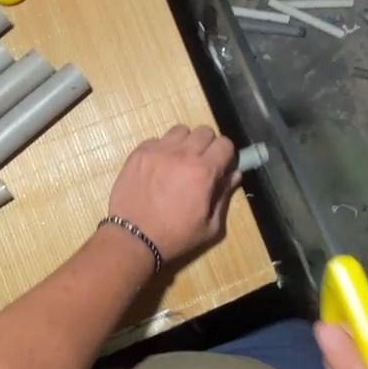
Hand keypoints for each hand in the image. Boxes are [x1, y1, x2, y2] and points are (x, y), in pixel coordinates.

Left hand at [106, 125, 238, 260]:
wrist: (133, 238)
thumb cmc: (175, 236)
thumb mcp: (210, 226)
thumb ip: (224, 196)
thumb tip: (234, 174)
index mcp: (203, 171)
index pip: (225, 144)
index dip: (226, 155)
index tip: (220, 167)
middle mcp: (182, 154)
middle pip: (204, 131)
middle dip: (207, 145)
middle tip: (200, 164)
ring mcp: (158, 150)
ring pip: (180, 130)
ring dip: (184, 143)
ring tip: (178, 161)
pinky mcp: (139, 153)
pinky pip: (157, 139)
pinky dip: (162, 149)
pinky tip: (158, 167)